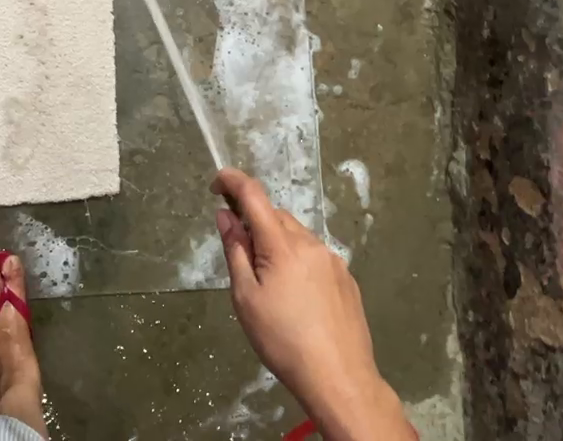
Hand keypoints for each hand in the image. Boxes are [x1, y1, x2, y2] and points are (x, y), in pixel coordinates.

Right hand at [212, 168, 414, 440]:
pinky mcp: (347, 279)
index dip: (231, 181)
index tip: (215, 185)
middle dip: (254, 222)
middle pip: (275, 215)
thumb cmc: (283, 340)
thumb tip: (225, 215)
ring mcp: (333, 260)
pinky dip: (297, 260)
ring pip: (296, 235)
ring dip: (277, 242)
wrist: (341, 381)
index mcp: (282, 245)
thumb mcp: (246, 298)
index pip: (254, 194)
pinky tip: (296, 295)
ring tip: (270, 282)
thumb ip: (235, 250)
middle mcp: (310, 243)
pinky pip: (314, 255)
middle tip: (241, 252)